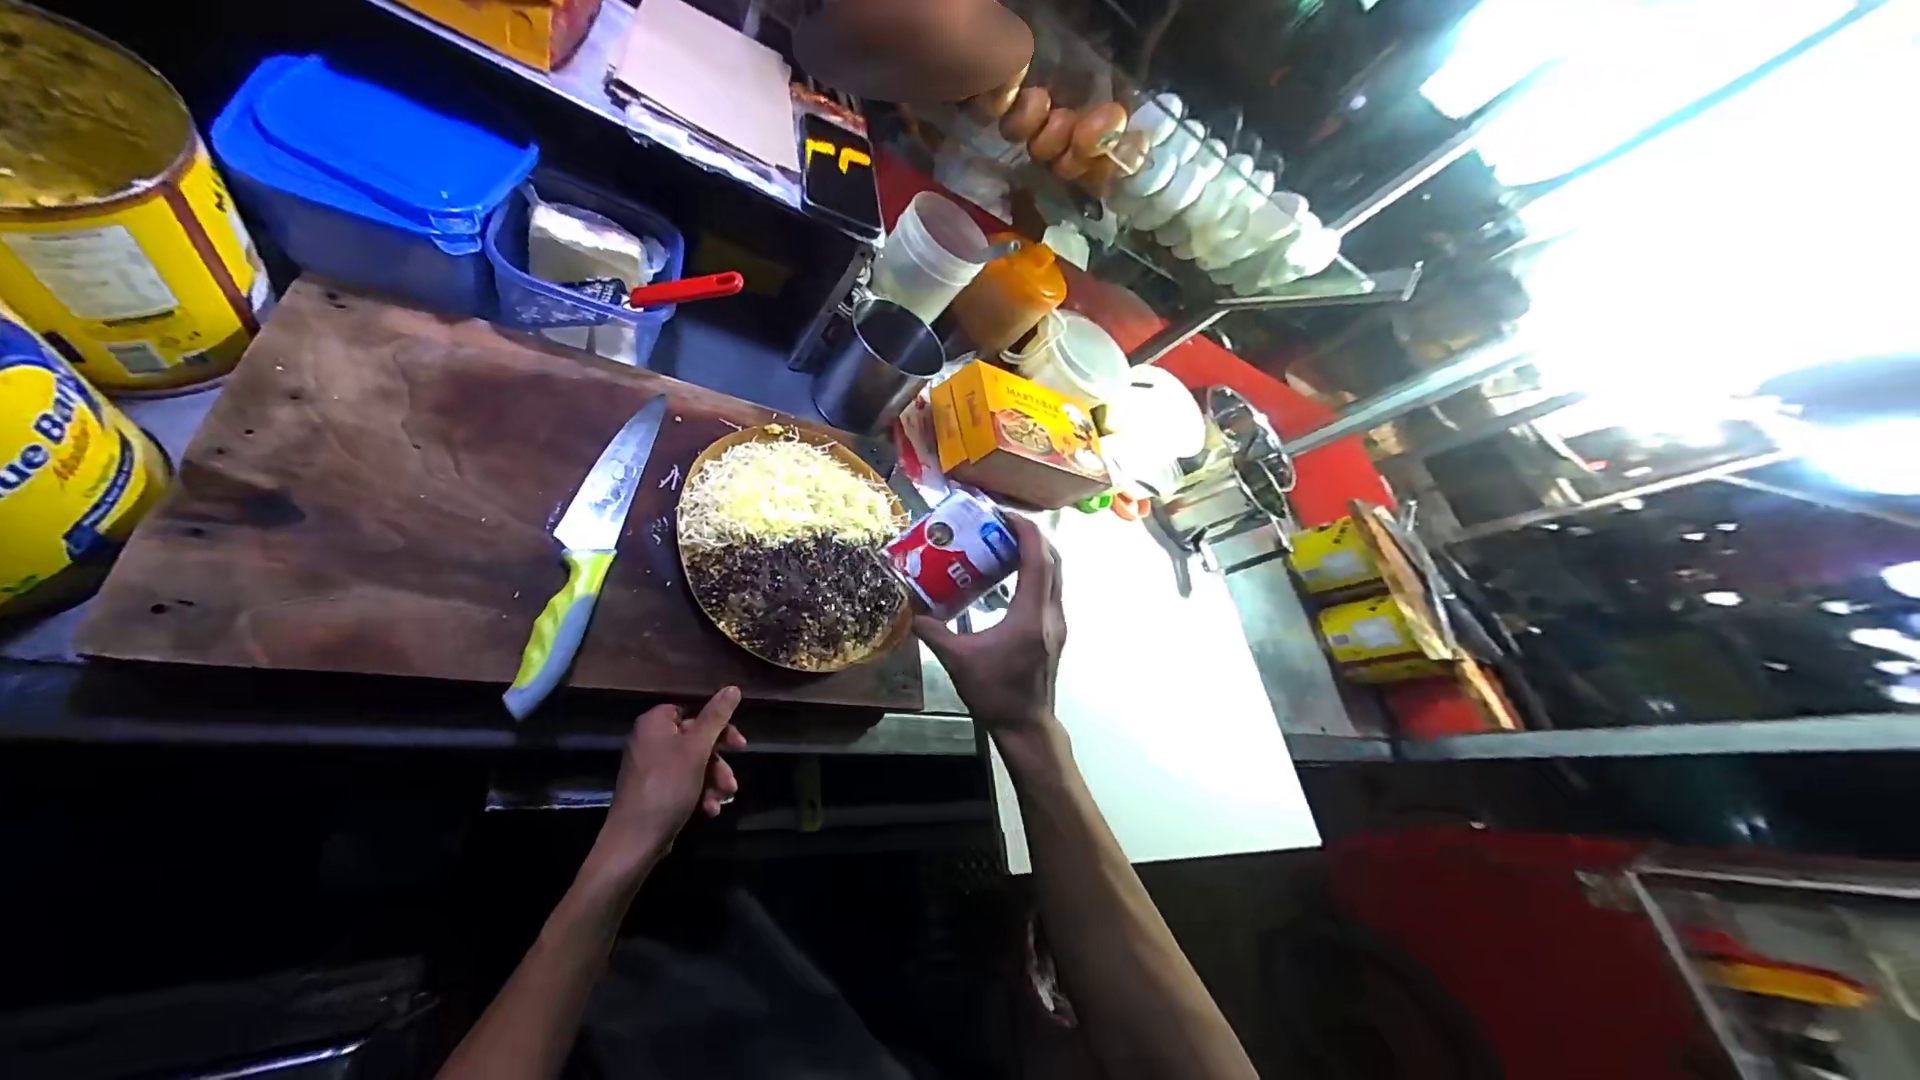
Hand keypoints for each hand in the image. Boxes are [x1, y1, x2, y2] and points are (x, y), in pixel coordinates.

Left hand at [590, 687, 746, 881]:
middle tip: (732, 779)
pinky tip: (709, 810)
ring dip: (713, 782)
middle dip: (718, 763)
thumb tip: (733, 687)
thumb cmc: (667, 786)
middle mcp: (650, 741)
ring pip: (694, 765)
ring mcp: (650, 768)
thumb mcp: (697, 748)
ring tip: (723, 799)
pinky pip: (683, 784)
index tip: (738, 746)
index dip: (718, 727)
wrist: (635, 841)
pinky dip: (699, 794)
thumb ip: (717, 717)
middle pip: (696, 741)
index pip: (693, 712)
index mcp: (655, 724)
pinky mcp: (653, 791)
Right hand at [915, 515, 1064, 737]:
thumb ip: (933, 632)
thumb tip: (910, 611)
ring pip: (1055, 575)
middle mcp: (1052, 613)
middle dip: (1031, 536)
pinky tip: (1010, 578)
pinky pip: (1050, 590)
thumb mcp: (958, 661)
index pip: (1038, 559)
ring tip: (1005, 544)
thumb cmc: (996, 693)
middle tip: (1001, 525)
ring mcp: (1058, 623)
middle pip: (1053, 560)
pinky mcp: (1055, 632)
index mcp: (1031, 615)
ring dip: (1036, 554)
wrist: (1026, 726)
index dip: (1025, 531)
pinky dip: (1036, 573)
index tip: (1003, 514)